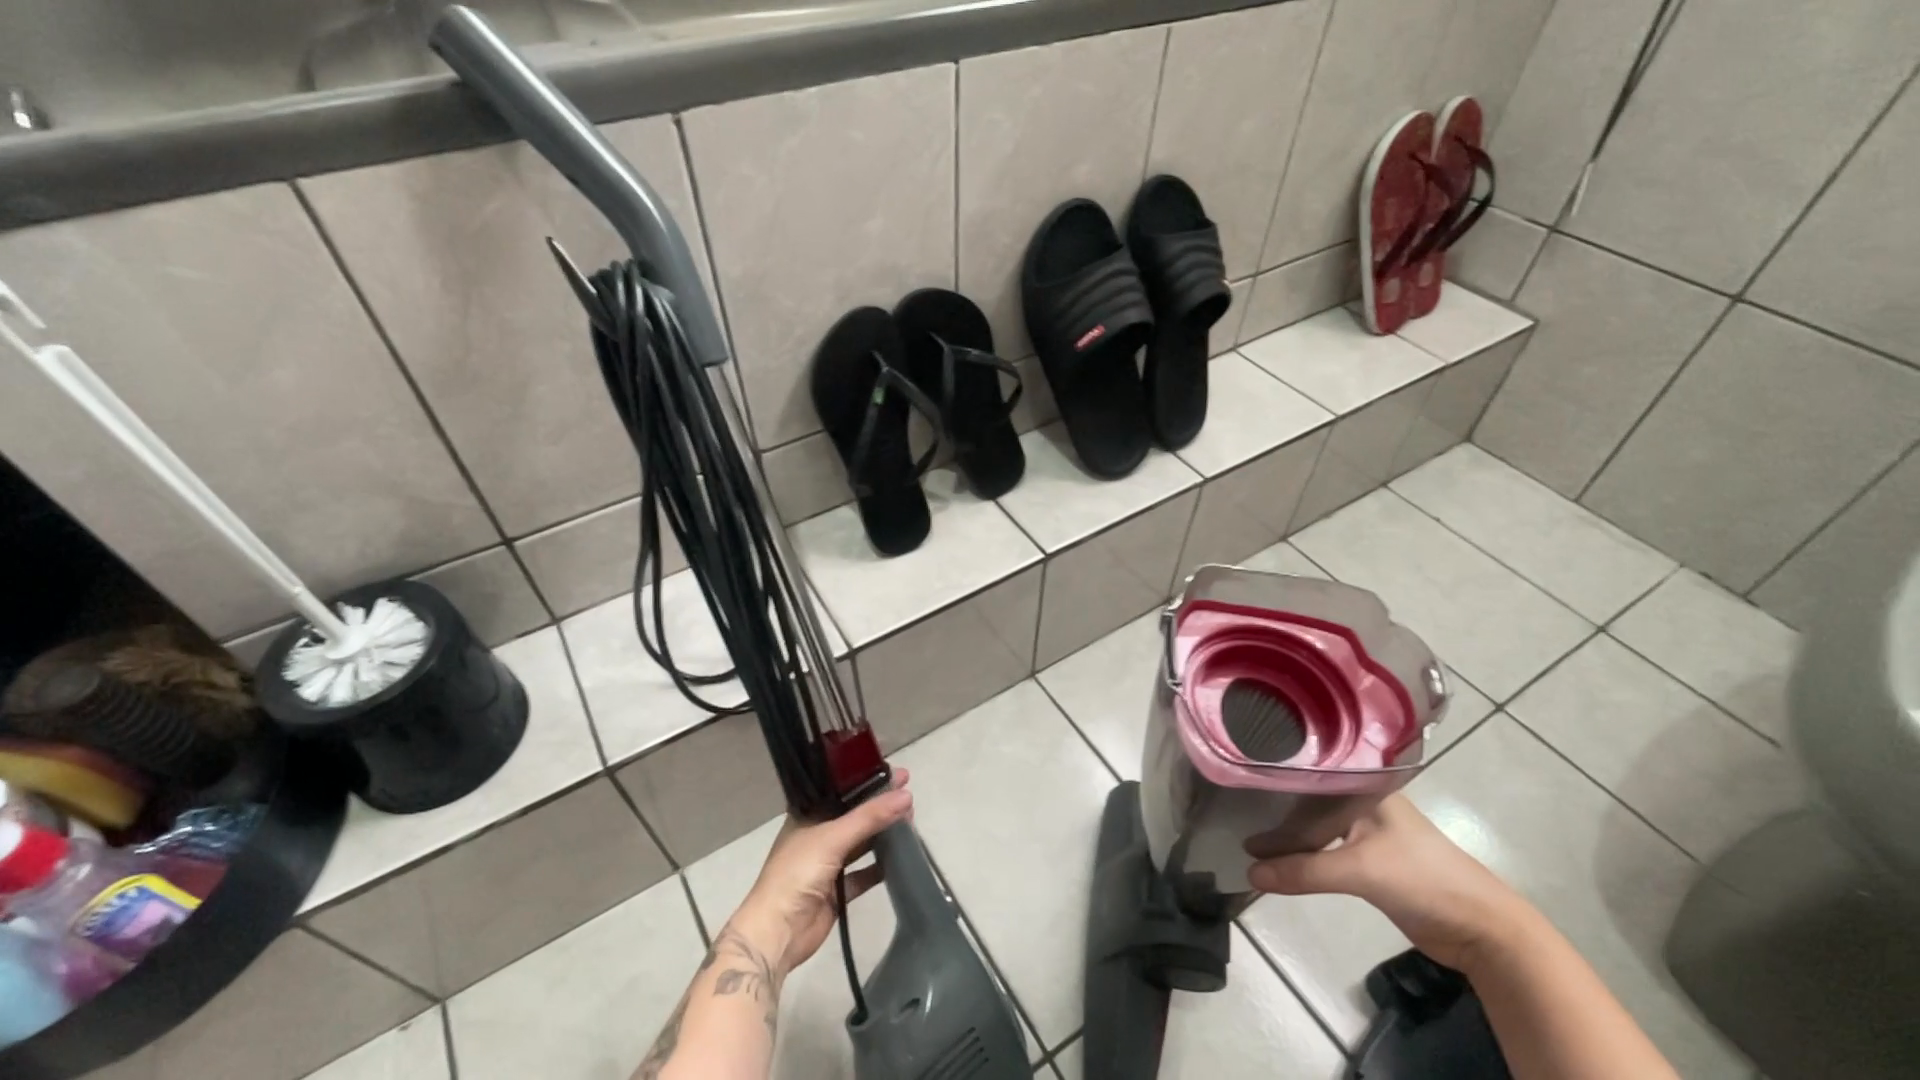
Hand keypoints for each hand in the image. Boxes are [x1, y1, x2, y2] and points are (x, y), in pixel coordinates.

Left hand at [724, 770, 913, 982]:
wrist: (778, 932)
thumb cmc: (797, 874)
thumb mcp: (832, 838)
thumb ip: (869, 818)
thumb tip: (907, 796)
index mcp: (807, 816)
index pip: (842, 791)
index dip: (867, 781)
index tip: (898, 775)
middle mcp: (817, 836)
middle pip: (854, 817)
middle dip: (880, 808)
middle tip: (910, 797)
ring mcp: (827, 864)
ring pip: (861, 844)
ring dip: (882, 835)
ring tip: (911, 821)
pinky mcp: (837, 891)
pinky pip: (864, 874)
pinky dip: (880, 867)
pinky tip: (901, 858)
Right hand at [1247, 793, 1530, 971]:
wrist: (1481, 928)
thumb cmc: (1424, 880)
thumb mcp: (1360, 871)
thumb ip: (1304, 871)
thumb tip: (1249, 872)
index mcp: (1367, 790)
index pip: (1313, 774)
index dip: (1277, 777)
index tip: (1238, 777)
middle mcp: (1365, 804)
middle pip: (1310, 802)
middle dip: (1276, 811)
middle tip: (1233, 813)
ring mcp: (1369, 834)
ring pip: (1318, 829)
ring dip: (1290, 840)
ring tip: (1249, 843)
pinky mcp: (1371, 863)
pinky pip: (1325, 853)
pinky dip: (1303, 858)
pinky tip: (1280, 863)